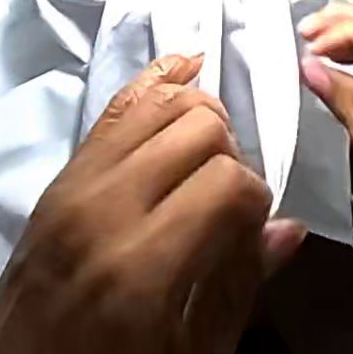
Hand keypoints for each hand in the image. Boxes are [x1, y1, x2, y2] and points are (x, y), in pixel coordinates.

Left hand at [0, 54, 305, 353]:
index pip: (226, 182)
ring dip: (203, 117)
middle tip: (226, 194)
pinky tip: (189, 67)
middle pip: (201, 127)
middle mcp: (105, 208)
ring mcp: (77, 182)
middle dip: (232, 154)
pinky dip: (160, 77)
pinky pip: (121, 102)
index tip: (249, 229)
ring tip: (210, 153)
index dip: (254, 200)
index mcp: (139, 267)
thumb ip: (241, 286)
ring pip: (165, 100)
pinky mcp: (63, 172)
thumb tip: (289, 227)